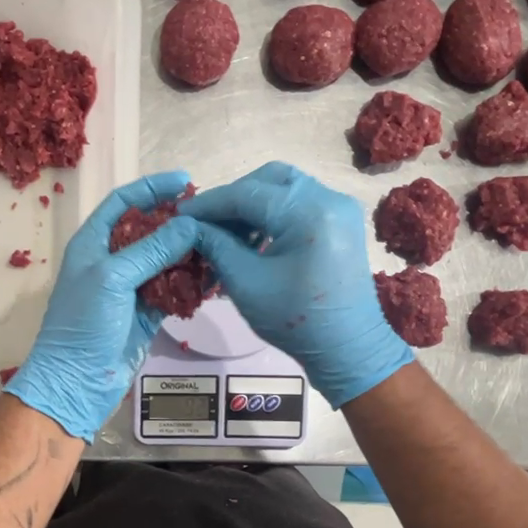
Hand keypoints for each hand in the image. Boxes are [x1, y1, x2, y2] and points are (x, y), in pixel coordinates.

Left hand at [4, 171, 207, 440]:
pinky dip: (191, 284)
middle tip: (212, 214)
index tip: (184, 180)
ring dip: (190, 252)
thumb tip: (189, 223)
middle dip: (178, 221)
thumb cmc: (84, 324)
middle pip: (149, 230)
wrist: (77, 382)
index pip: (123, 203)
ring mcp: (131, 289)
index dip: (151, 188)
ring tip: (220, 241)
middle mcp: (112, 261)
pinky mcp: (147, 314)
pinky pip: (173, 290)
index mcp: (93, 244)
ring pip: (166, 260)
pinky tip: (214, 276)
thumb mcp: (113, 278)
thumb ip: (151, 249)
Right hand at [181, 162, 410, 406]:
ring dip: (252, 205)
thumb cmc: (294, 321)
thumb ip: (216, 246)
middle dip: (233, 198)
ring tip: (227, 234)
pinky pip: (300, 203)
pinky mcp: (341, 221)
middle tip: (206, 223)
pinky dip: (273, 214)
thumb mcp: (246, 283)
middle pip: (269, 179)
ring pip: (285, 188)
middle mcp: (330, 198)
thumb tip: (191, 226)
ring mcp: (340, 208)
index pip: (247, 193)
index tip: (180, 214)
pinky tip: (254, 239)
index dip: (209, 203)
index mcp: (309, 213)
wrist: (347, 348)